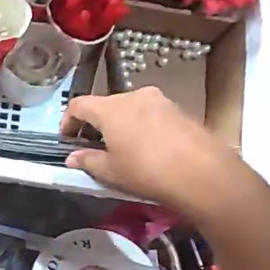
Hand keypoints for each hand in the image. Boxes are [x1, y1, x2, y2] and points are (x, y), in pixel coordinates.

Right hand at [61, 88, 262, 217]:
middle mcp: (134, 96)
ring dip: (120, 125)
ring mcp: (160, 100)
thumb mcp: (111, 171)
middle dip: (95, 124)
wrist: (202, 173)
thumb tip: (72, 158)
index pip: (79, 104)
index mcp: (111, 108)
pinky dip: (142, 128)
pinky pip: (151, 115)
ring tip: (122, 151)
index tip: (67, 140)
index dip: (68, 121)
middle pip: (106, 105)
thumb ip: (88, 161)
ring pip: (130, 109)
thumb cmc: (147, 171)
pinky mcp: (180, 110)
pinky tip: (148, 151)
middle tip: (93, 148)